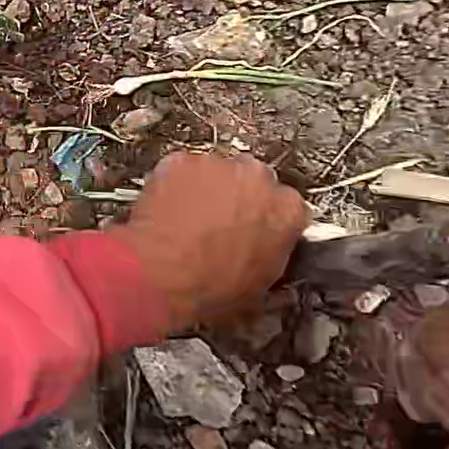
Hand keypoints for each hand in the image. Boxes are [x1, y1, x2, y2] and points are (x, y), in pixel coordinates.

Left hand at [111, 151, 307, 328]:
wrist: (162, 276)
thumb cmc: (209, 288)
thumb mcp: (259, 288)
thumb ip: (271, 256)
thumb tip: (264, 255)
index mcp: (286, 209)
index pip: (286, 205)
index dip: (267, 218)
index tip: (254, 229)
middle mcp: (257, 177)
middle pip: (252, 179)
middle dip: (238, 197)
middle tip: (218, 224)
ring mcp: (218, 165)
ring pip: (215, 171)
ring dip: (206, 189)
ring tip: (188, 220)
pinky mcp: (182, 160)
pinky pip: (182, 169)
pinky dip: (175, 184)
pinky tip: (168, 210)